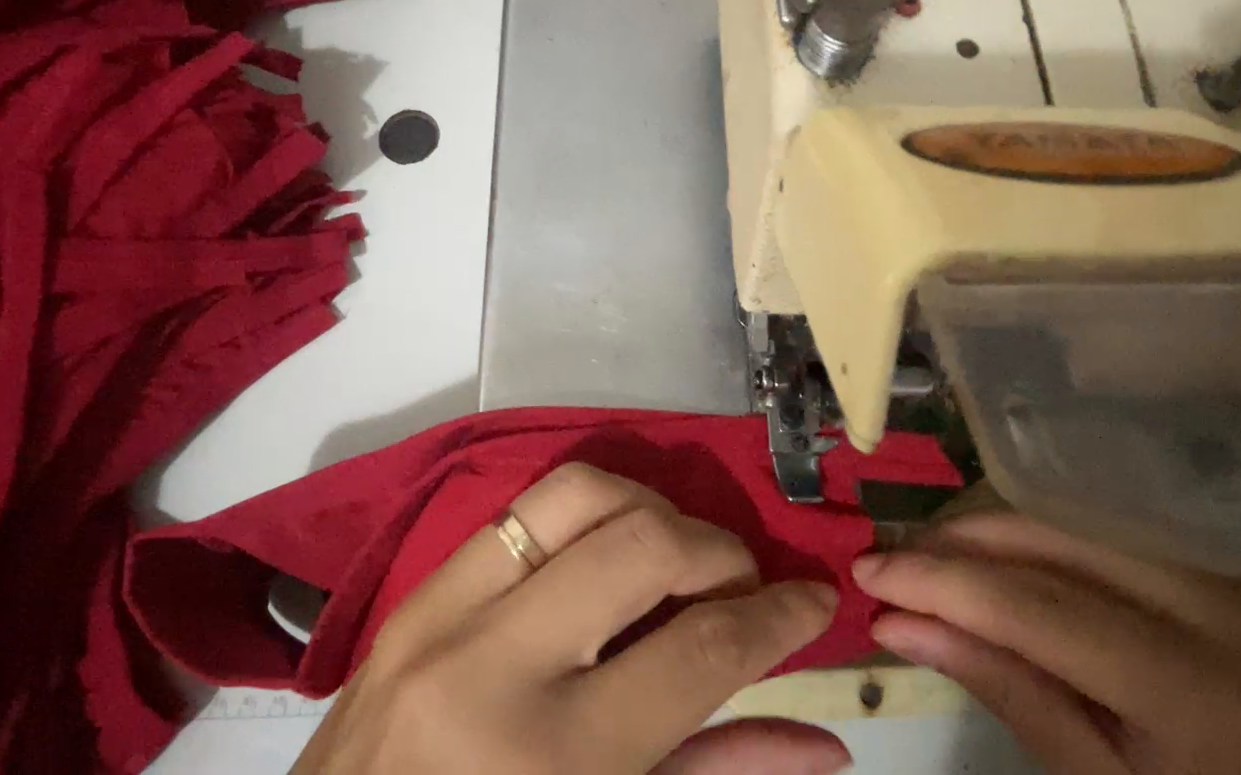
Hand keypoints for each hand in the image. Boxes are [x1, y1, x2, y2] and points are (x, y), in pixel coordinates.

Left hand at [291, 463, 851, 774]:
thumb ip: (718, 773)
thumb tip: (826, 743)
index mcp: (555, 757)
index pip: (700, 648)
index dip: (778, 616)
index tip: (812, 598)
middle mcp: (494, 665)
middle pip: (645, 544)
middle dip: (719, 551)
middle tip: (739, 584)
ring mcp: (443, 614)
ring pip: (579, 493)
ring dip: (651, 508)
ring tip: (675, 555)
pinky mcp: (414, 592)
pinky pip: (521, 508)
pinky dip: (588, 514)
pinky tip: (607, 552)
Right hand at [853, 512, 1240, 774]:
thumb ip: (1003, 689)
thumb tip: (895, 621)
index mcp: (1213, 700)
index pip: (1047, 610)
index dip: (946, 583)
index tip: (868, 572)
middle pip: (1069, 543)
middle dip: (965, 542)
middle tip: (895, 558)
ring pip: (1096, 524)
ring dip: (1002, 531)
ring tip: (939, 555)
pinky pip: (1134, 538)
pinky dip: (1059, 541)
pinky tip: (1011, 558)